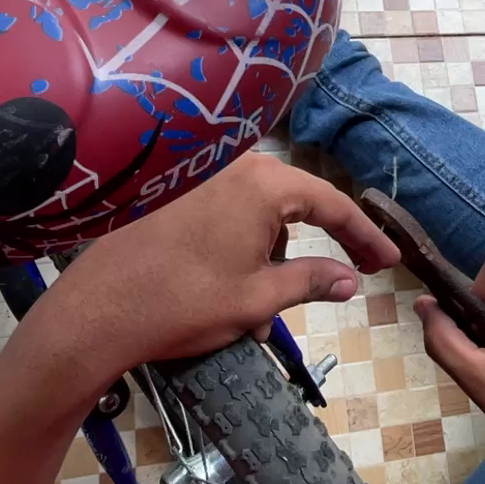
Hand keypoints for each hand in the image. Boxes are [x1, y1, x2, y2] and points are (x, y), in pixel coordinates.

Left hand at [35, 152, 398, 375]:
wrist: (95, 312)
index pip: (332, 204)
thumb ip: (313, 281)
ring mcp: (202, 178)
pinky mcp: (177, 194)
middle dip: (318, 247)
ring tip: (261, 314)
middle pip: (296, 204)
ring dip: (271, 259)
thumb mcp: (258, 298)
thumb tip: (352, 280)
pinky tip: (231, 292)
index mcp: (263, 185)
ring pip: (259, 216)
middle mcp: (236, 169)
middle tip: (347, 277)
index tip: (389, 259)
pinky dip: (241, 250)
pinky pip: (228, 216)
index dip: (365, 235)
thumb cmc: (184, 302)